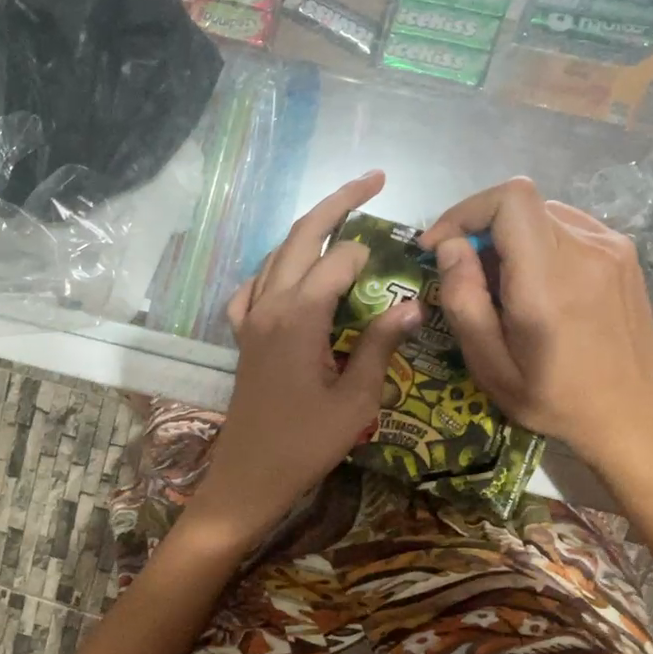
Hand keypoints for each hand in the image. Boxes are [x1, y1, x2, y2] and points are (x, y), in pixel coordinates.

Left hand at [184, 171, 422, 547]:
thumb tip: (410, 303)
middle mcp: (269, 306)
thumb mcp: (356, 400)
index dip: (373, 252)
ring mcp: (250, 319)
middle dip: (337, 202)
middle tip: (375, 178)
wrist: (249, 475)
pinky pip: (252, 288)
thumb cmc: (306, 444)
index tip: (403, 254)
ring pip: (276, 256)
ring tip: (341, 217)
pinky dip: (273, 270)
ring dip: (307, 231)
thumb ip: (380, 345)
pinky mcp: (242, 337)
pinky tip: (288, 276)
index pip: (340, 260)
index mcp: (299, 316)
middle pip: (301, 236)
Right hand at [419, 177, 652, 466]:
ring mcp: (611, 247)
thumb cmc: (551, 398)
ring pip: (541, 212)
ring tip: (498, 284)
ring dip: (507, 237)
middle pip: (520, 203)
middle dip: (479, 229)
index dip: (464, 212)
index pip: (509, 199)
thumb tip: (449, 247)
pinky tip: (533, 284)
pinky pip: (565, 226)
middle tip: (462, 275)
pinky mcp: (622, 251)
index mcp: (549, 282)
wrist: (629, 411)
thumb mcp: (490, 366)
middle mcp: (587, 251)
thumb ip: (464, 302)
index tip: (439, 247)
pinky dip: (535, 243)